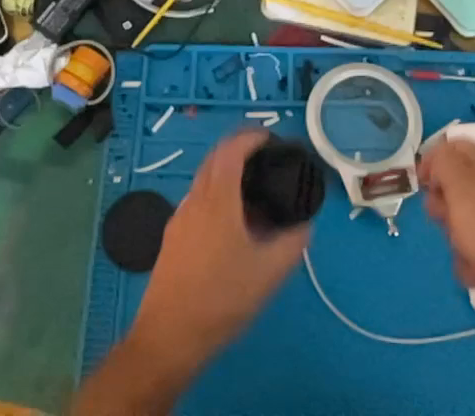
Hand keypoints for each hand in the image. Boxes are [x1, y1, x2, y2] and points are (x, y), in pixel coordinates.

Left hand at [128, 130, 310, 363]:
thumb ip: (293, 243)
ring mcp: (179, 220)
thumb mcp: (270, 272)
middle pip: (214, 161)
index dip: (250, 137)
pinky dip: (217, 198)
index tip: (270, 138)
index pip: (230, 151)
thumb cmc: (222, 298)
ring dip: (227, 177)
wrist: (169, 336)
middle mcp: (194, 201)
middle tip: (266, 160)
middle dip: (239, 152)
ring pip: (204, 183)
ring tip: (255, 196)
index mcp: (216, 200)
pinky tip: (234, 225)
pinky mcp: (173, 239)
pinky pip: (198, 203)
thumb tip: (305, 225)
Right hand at [419, 139, 474, 321]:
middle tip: (442, 216)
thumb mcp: (462, 188)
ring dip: (454, 236)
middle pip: (455, 185)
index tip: (422, 182)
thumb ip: (444, 163)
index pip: (455, 146)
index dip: (434, 159)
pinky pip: (472, 247)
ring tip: (463, 247)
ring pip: (460, 219)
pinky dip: (469, 259)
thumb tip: (436, 157)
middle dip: (442, 203)